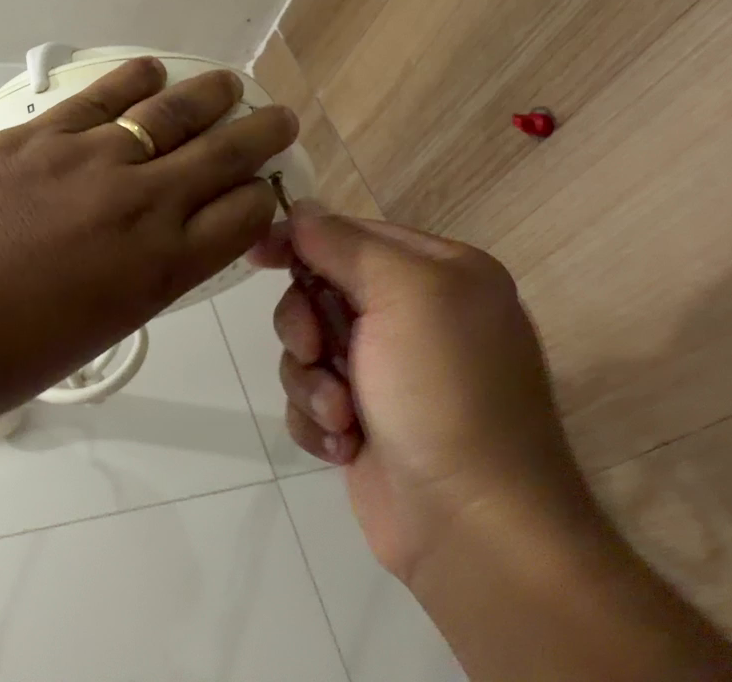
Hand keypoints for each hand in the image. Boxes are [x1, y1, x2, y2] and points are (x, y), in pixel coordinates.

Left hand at [0, 57, 297, 434]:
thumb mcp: (87, 336)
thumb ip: (130, 287)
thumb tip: (145, 252)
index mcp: (156, 270)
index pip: (241, 218)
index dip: (263, 199)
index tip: (265, 189)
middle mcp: (138, 206)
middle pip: (221, 156)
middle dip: (260, 134)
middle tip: (280, 118)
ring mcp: (84, 161)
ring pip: (166, 114)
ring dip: (207, 96)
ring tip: (227, 83)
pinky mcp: (32, 137)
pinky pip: (97, 99)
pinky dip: (131, 81)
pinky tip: (149, 70)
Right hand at [255, 210, 594, 584]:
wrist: (473, 523)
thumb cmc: (444, 392)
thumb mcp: (404, 293)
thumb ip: (344, 244)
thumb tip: (300, 209)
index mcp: (441, 273)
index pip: (353, 234)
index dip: (303, 242)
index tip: (258, 257)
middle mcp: (418, 316)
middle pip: (320, 290)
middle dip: (306, 324)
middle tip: (314, 351)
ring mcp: (390, 373)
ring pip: (307, 347)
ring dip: (312, 381)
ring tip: (342, 417)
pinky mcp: (365, 422)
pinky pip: (311, 397)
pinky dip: (317, 419)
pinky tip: (344, 446)